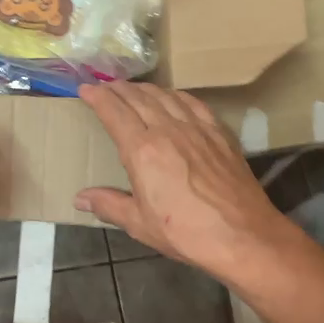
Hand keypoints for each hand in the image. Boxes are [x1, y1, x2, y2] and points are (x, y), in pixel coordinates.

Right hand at [76, 82, 291, 279]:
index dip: (97, 98)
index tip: (85, 90)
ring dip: (144, 88)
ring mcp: (196, 129)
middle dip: (118, 89)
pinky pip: (193, 103)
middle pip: (138, 98)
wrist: (244, 236)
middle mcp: (167, 130)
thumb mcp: (139, 224)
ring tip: (133, 88)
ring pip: (165, 96)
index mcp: (142, 151)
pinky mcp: (219, 134)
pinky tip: (172, 96)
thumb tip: (80, 199)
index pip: (114, 113)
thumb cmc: (186, 233)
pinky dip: (176, 95)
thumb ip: (109, 205)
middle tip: (105, 86)